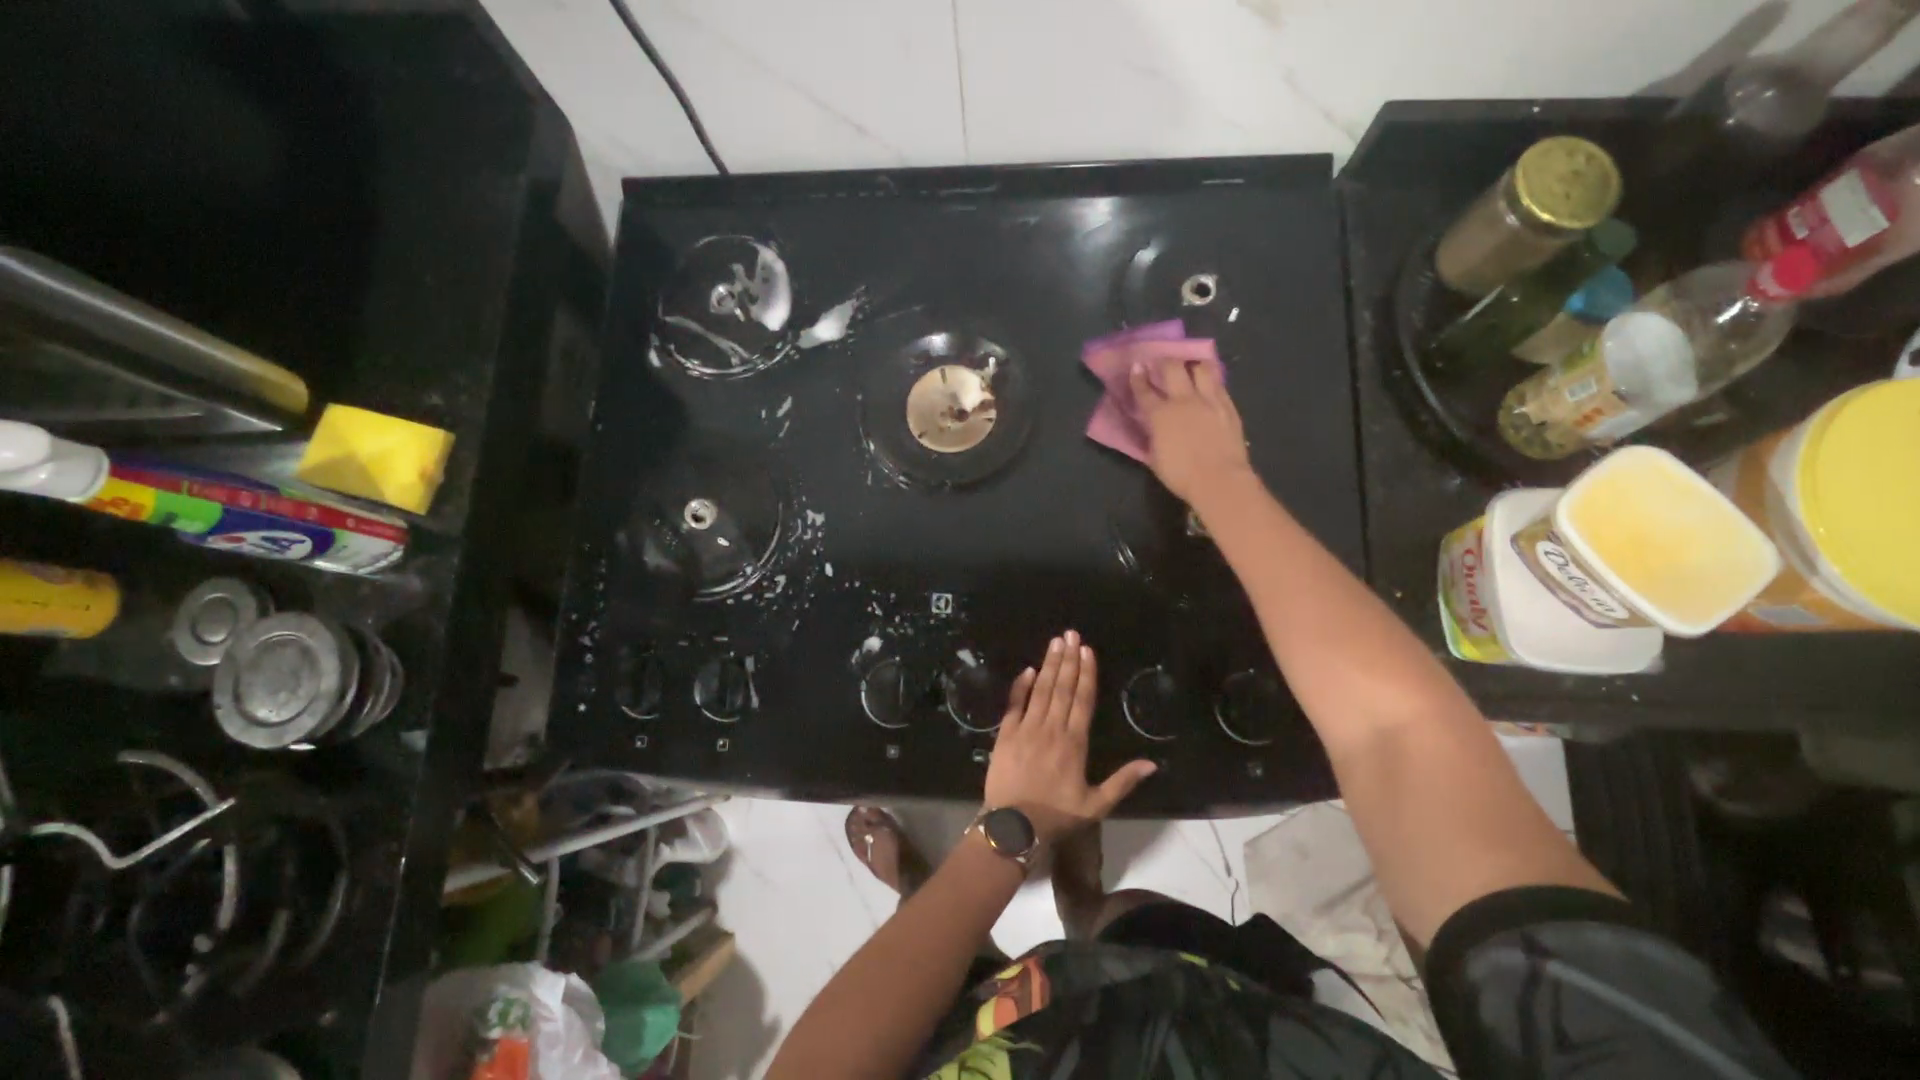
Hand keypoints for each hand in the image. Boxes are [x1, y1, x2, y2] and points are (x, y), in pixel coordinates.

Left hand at [984, 630, 1156, 844]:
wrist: (1013, 826)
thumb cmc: (1056, 816)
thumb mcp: (1096, 805)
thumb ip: (1122, 781)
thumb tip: (1152, 764)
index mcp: (1074, 743)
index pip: (1082, 700)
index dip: (1086, 674)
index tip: (1088, 651)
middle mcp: (1051, 729)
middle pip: (1062, 688)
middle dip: (1068, 659)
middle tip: (1071, 634)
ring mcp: (1026, 729)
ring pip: (1040, 690)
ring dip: (1049, 665)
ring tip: (1055, 642)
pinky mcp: (1005, 735)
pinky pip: (1013, 705)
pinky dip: (1021, 686)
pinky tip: (1028, 670)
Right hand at [1130, 358, 1253, 509]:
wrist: (1220, 480)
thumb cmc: (1181, 476)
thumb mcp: (1155, 459)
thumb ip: (1152, 437)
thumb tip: (1151, 428)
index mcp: (1160, 415)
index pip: (1144, 390)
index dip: (1138, 377)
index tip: (1136, 366)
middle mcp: (1183, 400)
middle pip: (1172, 368)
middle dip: (1164, 361)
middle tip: (1162, 363)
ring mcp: (1209, 400)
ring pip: (1201, 368)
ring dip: (1193, 365)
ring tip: (1190, 368)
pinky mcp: (1228, 406)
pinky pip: (1219, 384)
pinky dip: (1211, 380)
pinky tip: (1209, 384)